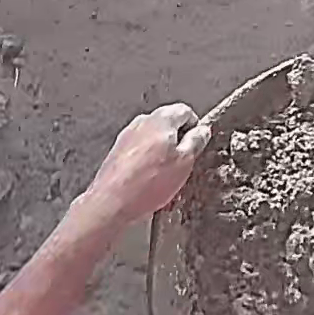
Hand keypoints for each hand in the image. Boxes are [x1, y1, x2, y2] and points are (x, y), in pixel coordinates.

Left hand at [81, 103, 210, 225]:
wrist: (111, 203)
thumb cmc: (146, 184)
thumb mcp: (184, 163)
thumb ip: (196, 141)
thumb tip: (202, 130)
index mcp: (162, 118)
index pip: (186, 111)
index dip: (195, 129)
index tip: (197, 145)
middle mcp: (144, 120)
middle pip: (169, 124)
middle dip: (178, 142)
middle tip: (182, 164)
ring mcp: (128, 135)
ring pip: (154, 138)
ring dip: (161, 153)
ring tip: (163, 178)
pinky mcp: (118, 151)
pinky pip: (139, 151)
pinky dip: (146, 162)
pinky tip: (147, 182)